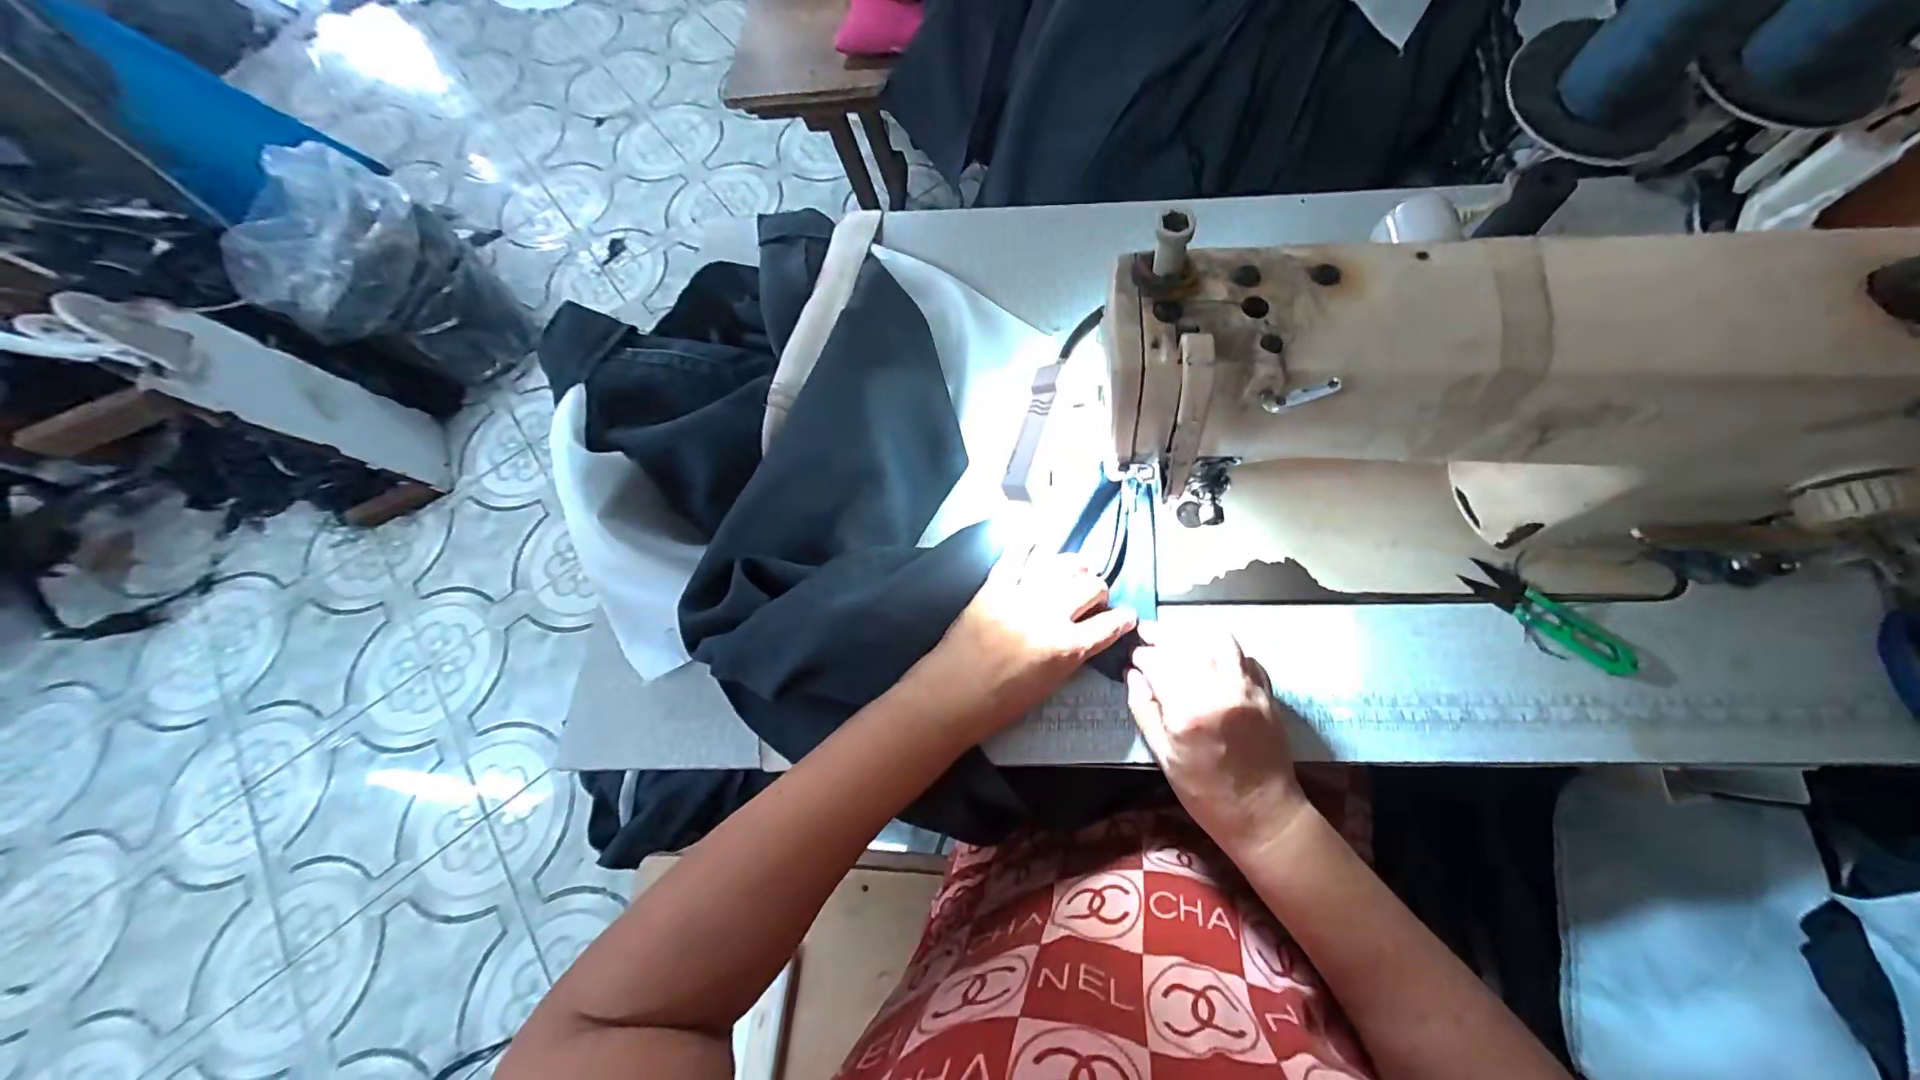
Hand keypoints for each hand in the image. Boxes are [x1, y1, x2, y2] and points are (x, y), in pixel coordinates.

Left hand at [903, 548, 1137, 745]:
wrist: (950, 695)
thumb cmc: (1000, 702)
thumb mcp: (1051, 684)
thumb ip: (1074, 653)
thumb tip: (1088, 633)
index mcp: (1066, 646)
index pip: (1111, 623)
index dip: (1124, 619)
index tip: (1125, 616)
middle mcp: (1049, 614)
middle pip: (1091, 586)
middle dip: (1098, 591)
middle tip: (1091, 599)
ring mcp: (1020, 594)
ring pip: (1062, 563)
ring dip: (1073, 567)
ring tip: (1070, 573)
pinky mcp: (994, 585)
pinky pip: (1017, 555)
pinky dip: (1029, 548)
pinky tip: (1036, 549)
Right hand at [1126, 622, 1308, 852]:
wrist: (1263, 813)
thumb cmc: (1205, 791)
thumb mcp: (1163, 755)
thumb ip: (1144, 710)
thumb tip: (1133, 675)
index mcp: (1188, 711)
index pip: (1158, 664)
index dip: (1141, 656)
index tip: (1133, 658)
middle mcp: (1220, 691)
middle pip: (1186, 645)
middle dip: (1163, 636)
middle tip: (1147, 634)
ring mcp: (1247, 688)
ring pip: (1218, 640)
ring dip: (1193, 635)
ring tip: (1177, 640)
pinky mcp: (1265, 691)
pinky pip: (1243, 655)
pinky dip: (1223, 649)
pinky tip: (1209, 657)